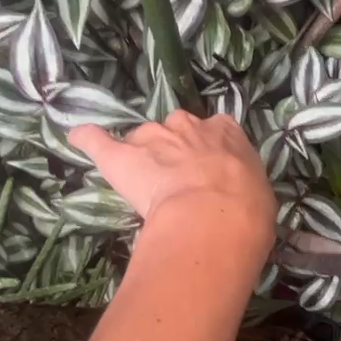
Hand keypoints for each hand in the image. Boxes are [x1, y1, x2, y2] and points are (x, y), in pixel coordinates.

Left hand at [70, 112, 275, 260]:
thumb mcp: (259, 194)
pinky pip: (96, 140)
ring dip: (143, 159)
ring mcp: (151, 136)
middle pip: (176, 131)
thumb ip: (244, 186)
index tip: (209, 171)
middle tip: (179, 183)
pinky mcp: (118, 155)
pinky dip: (88, 140)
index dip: (210, 152)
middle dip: (175, 151)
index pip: (217, 131)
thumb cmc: (247, 208)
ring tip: (145, 188)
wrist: (214, 215)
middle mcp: (188, 124)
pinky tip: (81, 140)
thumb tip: (240, 199)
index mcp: (227, 132)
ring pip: (142, 141)